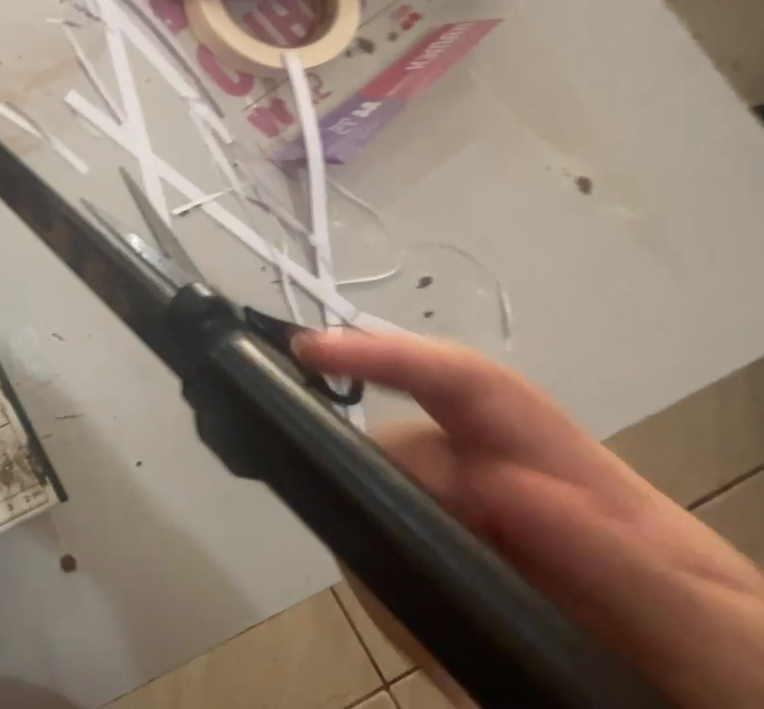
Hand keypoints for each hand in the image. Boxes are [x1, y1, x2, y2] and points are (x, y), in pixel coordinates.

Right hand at [299, 329, 763, 707]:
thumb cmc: (741, 680)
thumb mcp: (717, 635)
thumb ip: (625, 565)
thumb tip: (498, 484)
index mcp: (577, 481)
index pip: (468, 388)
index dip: (387, 356)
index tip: (309, 353)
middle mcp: (515, 496)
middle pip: (404, 449)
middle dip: (387, 495)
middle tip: (425, 578)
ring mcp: (482, 541)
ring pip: (381, 510)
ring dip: (389, 563)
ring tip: (451, 641)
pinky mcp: (459, 585)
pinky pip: (389, 571)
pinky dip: (399, 610)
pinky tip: (445, 651)